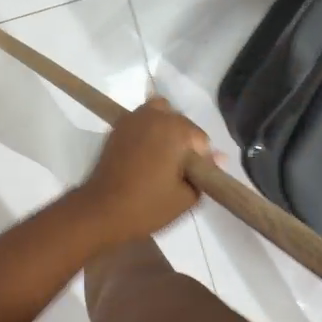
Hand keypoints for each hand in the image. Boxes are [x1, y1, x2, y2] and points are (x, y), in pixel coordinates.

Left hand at [70, 98, 208, 248]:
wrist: (102, 209)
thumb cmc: (147, 205)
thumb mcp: (185, 197)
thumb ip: (204, 174)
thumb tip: (219, 157)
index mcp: (176, 129)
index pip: (201, 139)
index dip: (201, 159)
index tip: (193, 178)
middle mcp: (156, 115)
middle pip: (181, 122)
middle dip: (185, 142)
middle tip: (179, 170)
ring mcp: (134, 117)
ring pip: (160, 113)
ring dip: (166, 129)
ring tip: (163, 157)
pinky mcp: (118, 125)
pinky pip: (142, 119)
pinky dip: (148, 129)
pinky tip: (145, 154)